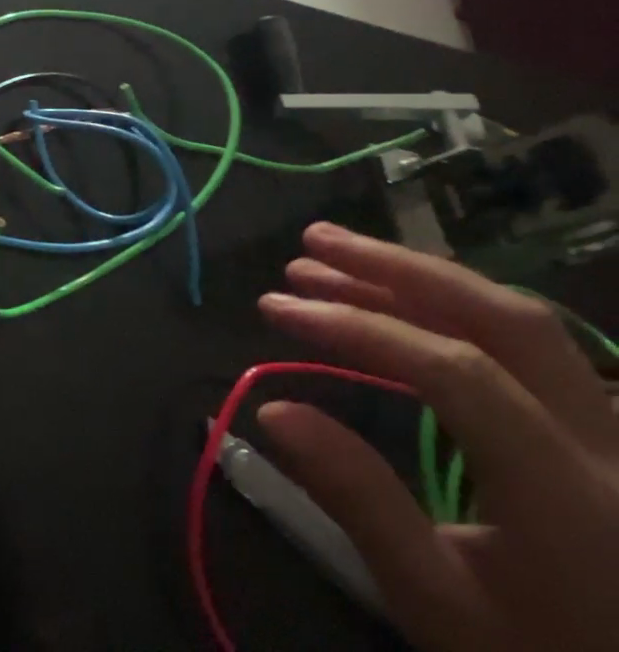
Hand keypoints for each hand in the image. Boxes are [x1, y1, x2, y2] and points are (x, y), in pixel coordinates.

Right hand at [257, 222, 618, 651]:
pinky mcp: (606, 438)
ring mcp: (617, 436)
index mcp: (569, 489)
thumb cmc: (528, 648)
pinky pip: (535, 350)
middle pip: (508, 323)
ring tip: (330, 258)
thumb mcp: (433, 596)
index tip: (275, 308)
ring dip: (422, 281)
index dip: (358, 326)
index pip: (455, 371)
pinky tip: (401, 302)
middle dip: (399, 271)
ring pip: (526, 326)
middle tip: (309, 244)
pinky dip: (457, 312)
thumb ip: (358, 499)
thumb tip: (271, 409)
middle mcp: (611, 444)